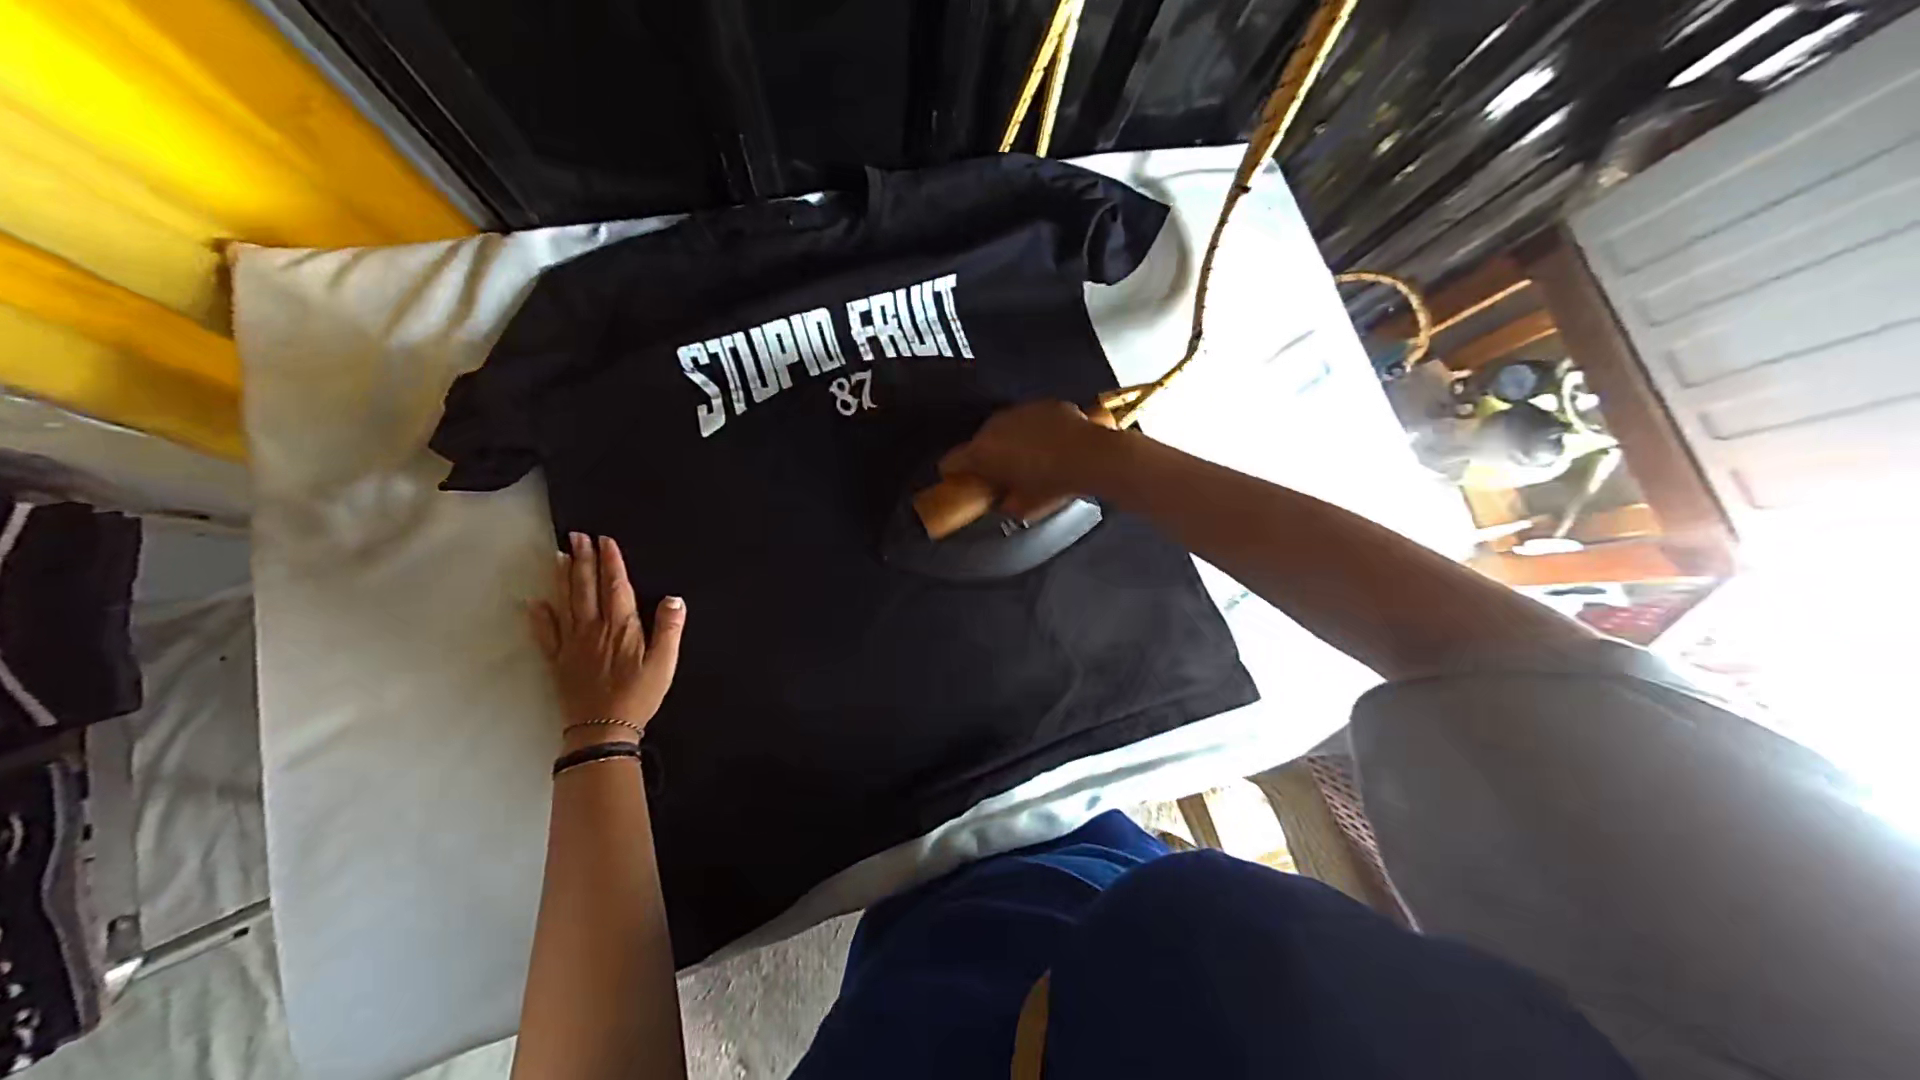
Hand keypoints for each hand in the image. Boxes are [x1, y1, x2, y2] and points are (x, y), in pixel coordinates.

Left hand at [529, 533, 684, 740]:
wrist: (603, 729)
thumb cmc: (639, 695)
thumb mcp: (664, 663)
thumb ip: (669, 629)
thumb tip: (673, 598)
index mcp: (621, 627)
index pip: (615, 585)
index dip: (610, 561)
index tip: (604, 540)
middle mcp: (593, 628)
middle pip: (587, 587)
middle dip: (583, 559)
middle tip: (577, 536)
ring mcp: (572, 643)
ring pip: (566, 602)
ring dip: (562, 577)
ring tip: (559, 555)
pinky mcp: (559, 661)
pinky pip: (546, 634)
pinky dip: (540, 617)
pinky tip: (535, 603)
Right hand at [939, 400, 1117, 518]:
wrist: (1090, 456)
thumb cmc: (1052, 484)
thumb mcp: (1023, 505)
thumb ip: (1005, 502)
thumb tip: (1003, 502)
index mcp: (982, 452)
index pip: (951, 461)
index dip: (954, 473)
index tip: (961, 480)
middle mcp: (994, 426)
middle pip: (980, 442)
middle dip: (987, 457)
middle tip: (1002, 474)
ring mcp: (1020, 411)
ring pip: (1005, 427)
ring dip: (1011, 441)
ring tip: (1030, 459)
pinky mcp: (1044, 404)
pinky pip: (1031, 419)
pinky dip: (1036, 430)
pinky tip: (1050, 444)